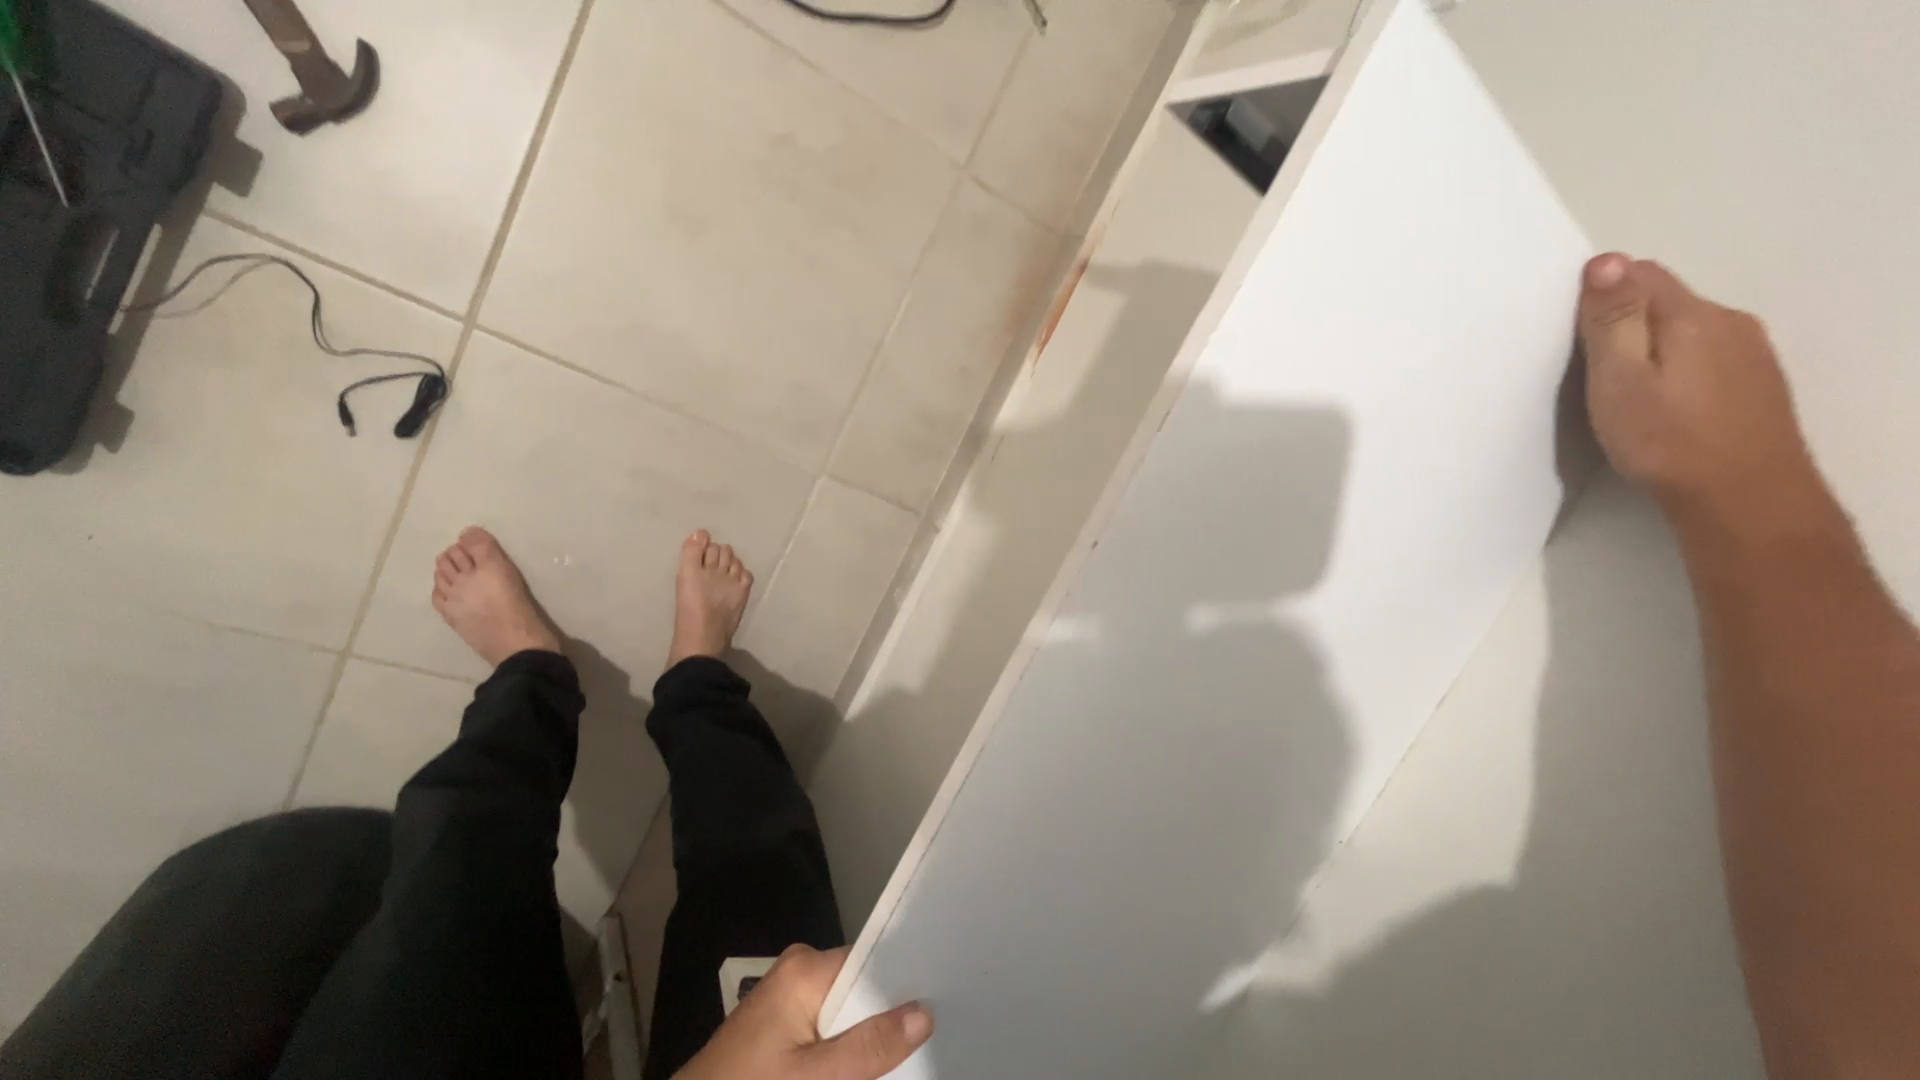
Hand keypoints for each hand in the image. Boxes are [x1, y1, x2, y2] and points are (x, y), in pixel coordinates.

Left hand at [675, 945, 932, 1079]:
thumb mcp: (815, 1079)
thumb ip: (869, 1047)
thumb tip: (925, 1012)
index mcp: (806, 967)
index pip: (873, 962)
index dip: (906, 984)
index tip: (942, 999)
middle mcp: (798, 969)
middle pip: (862, 986)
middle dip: (887, 1015)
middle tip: (927, 1036)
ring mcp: (787, 994)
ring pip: (847, 1009)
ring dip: (866, 1035)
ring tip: (901, 1052)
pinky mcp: (780, 1020)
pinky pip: (827, 1023)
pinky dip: (843, 1045)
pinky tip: (860, 1064)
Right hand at [1578, 253, 1821, 528]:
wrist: (1745, 498)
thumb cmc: (1667, 440)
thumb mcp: (1620, 379)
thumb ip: (1613, 319)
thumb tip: (1605, 261)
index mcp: (1691, 316)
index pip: (1641, 273)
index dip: (1599, 292)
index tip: (1571, 333)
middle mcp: (1729, 323)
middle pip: (1665, 300)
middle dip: (1623, 320)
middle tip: (1589, 368)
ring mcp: (1750, 353)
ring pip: (1686, 330)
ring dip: (1650, 346)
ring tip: (1622, 391)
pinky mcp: (1755, 384)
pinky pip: (1705, 357)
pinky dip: (1675, 368)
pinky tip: (1662, 405)